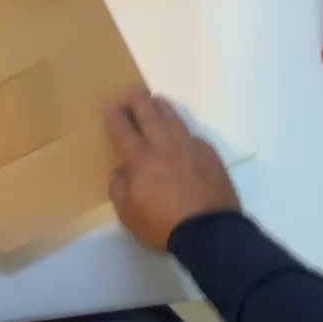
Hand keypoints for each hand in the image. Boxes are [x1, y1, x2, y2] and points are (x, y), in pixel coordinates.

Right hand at [105, 87, 239, 252]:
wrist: (210, 233)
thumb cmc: (162, 224)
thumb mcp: (128, 214)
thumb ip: (119, 189)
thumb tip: (120, 171)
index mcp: (140, 161)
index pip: (124, 131)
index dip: (116, 116)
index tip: (112, 104)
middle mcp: (164, 148)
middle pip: (149, 117)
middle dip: (139, 101)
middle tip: (134, 88)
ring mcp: (190, 150)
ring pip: (174, 121)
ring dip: (163, 108)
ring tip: (157, 100)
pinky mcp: (211, 157)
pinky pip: (194, 137)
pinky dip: (185, 131)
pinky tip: (183, 132)